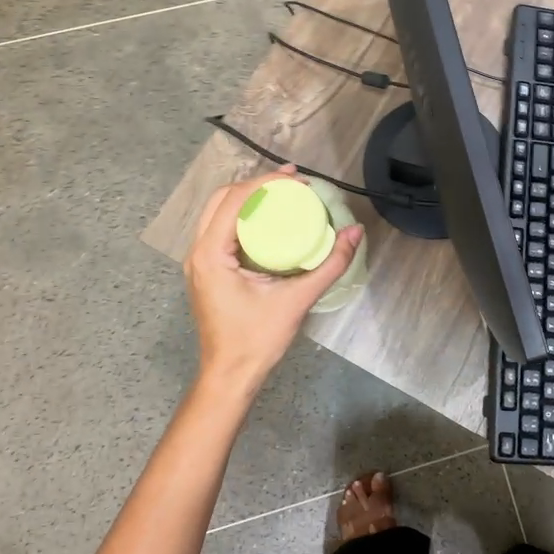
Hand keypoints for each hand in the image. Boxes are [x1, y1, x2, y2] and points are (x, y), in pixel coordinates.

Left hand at [184, 166, 363, 389]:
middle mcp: (198, 251)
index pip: (234, 201)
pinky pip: (220, 229)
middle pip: (222, 199)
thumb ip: (330, 265)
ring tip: (282, 193)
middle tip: (291, 181)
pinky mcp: (206, 270)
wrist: (230, 375)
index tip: (297, 178)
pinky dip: (243, 216)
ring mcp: (198, 261)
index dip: (265, 182)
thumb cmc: (258, 340)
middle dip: (256, 183)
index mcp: (211, 254)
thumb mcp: (297, 300)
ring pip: (218, 212)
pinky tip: (269, 219)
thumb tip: (355, 232)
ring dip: (248, 197)